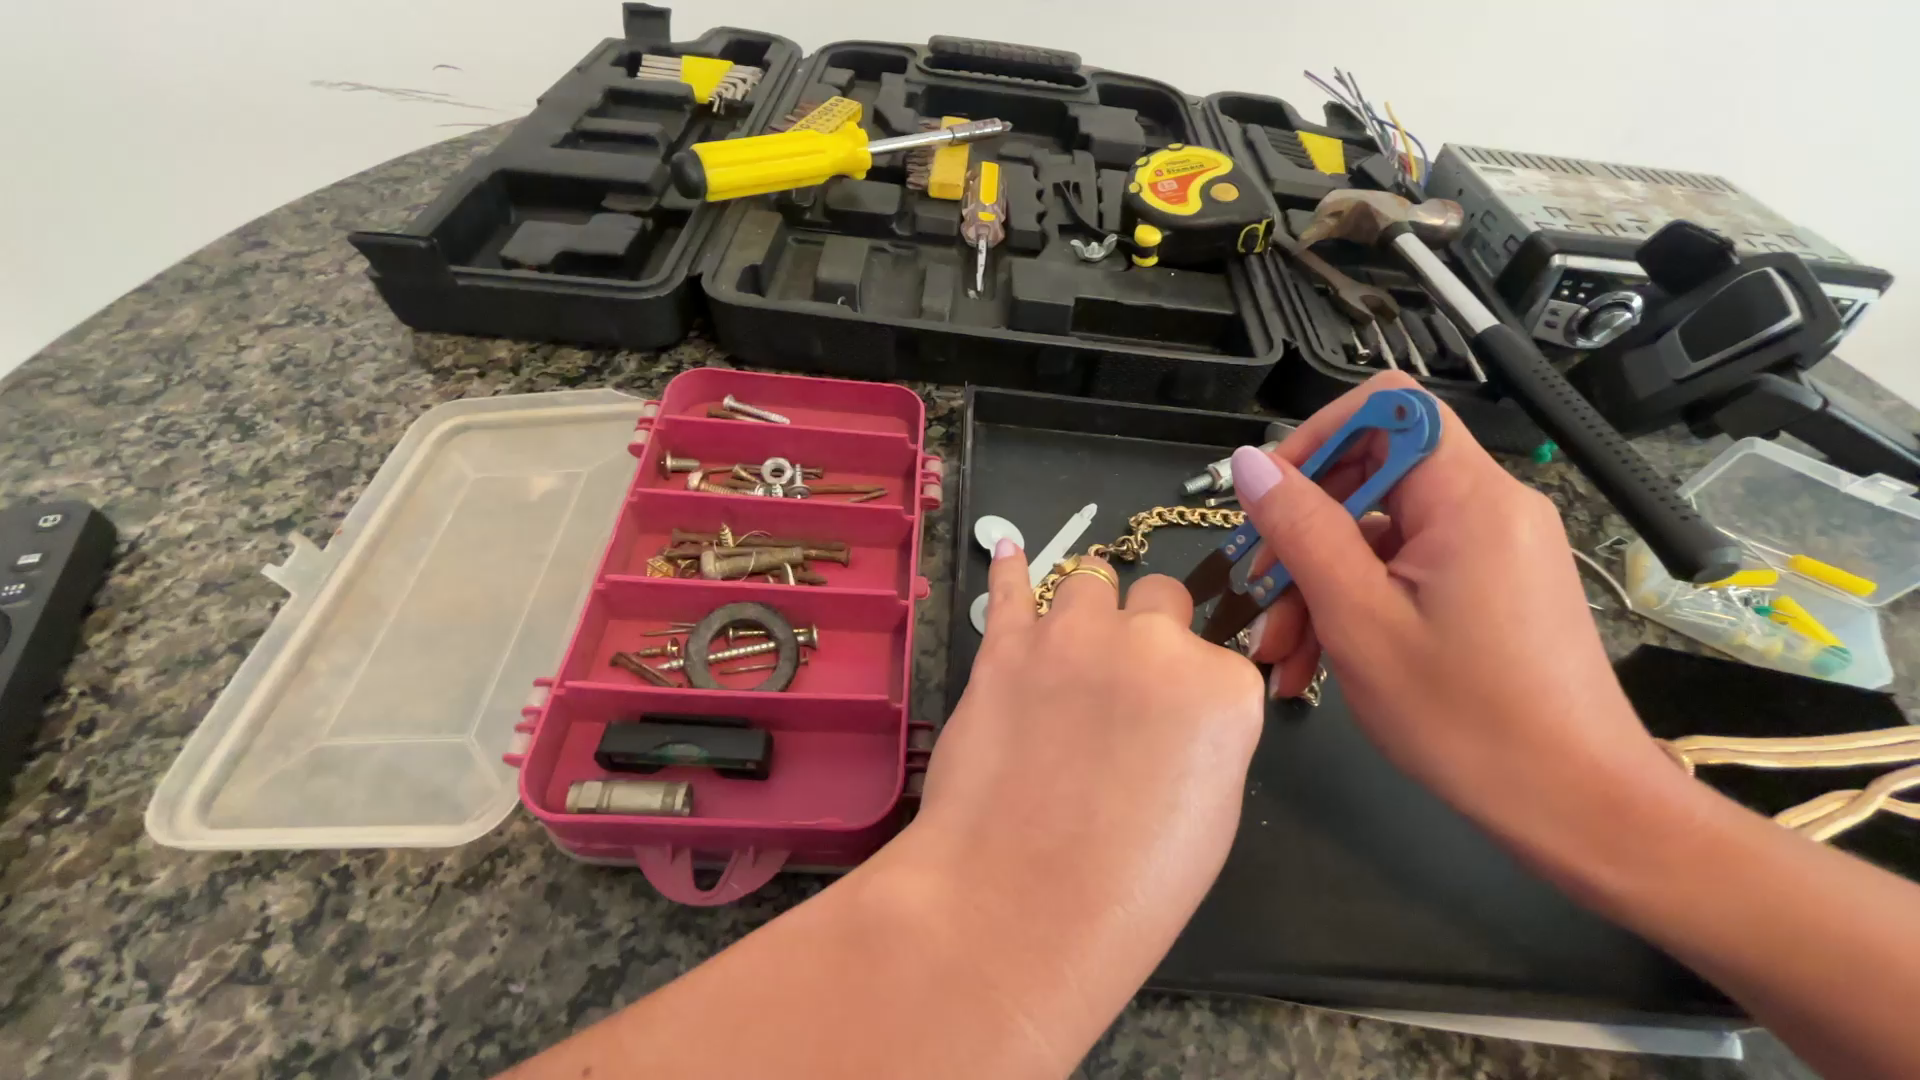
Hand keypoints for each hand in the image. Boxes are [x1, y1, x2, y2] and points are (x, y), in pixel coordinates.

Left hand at [892, 542, 1263, 1037]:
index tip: (1170, 718)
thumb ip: (1205, 732)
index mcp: (1223, 686)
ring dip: (1087, 608)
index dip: (1192, 686)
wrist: (1020, 898)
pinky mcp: (1005, 644)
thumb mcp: (1211, 809)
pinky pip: (1010, 584)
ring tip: (1072, 643)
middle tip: (1122, 680)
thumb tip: (1178, 704)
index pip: (1220, 656)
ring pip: (1090, 582)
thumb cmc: (1134, 883)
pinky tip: (1009, 551)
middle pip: (1160, 598)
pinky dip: (1011, 569)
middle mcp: (1153, 641)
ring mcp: (1073, 634)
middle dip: (1148, 629)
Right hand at [1236, 371, 1676, 847]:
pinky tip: (1311, 663)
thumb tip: (1250, 462)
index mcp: (1468, 499)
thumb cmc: (1465, 717)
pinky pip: (1400, 573)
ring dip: (1314, 586)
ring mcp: (1487, 551)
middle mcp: (1486, 509)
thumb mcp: (1358, 619)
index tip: (1268, 495)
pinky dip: (1352, 606)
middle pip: (1371, 478)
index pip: (1388, 408)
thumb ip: (1300, 529)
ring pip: (1375, 537)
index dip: (1319, 436)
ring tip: (1276, 654)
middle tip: (1255, 592)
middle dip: (1299, 533)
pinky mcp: (1484, 589)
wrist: (1576, 807)